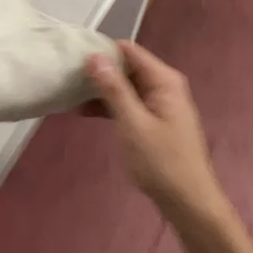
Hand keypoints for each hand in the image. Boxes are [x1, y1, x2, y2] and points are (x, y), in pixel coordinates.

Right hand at [85, 41, 229, 224]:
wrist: (187, 202)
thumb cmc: (161, 161)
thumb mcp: (132, 123)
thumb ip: (113, 88)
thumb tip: (94, 55)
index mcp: (163, 81)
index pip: (128, 50)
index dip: (101, 50)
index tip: (73, 57)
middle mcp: (163, 86)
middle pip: (126, 67)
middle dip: (98, 71)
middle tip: (65, 77)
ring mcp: (159, 104)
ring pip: (125, 87)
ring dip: (100, 91)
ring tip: (68, 95)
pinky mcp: (153, 121)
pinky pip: (128, 104)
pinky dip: (109, 107)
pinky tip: (84, 113)